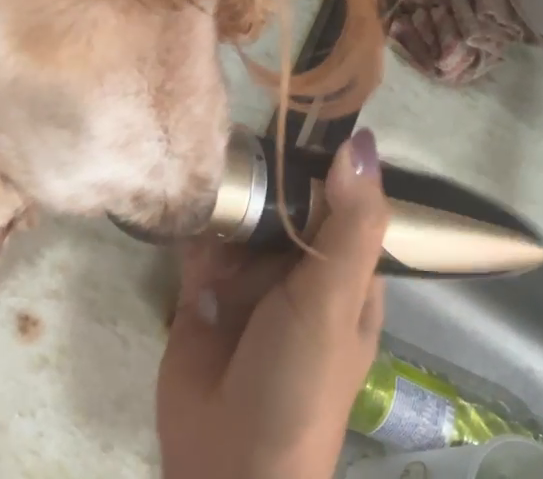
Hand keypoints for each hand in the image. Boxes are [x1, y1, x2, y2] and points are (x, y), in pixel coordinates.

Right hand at [156, 129, 389, 478]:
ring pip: (241, 216)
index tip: (303, 100)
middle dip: (266, 167)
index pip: (342, 203)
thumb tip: (361, 141)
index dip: (326, 160)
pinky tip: (180, 177)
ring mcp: (247, 281)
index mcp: (345, 277)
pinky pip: (199, 238)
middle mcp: (298, 272)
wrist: (227, 462)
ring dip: (227, 187)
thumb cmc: (298, 384)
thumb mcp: (332, 303)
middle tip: (239, 115)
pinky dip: (192, 213)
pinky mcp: (200, 288)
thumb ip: (346, 225)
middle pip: (286, 203)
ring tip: (205, 137)